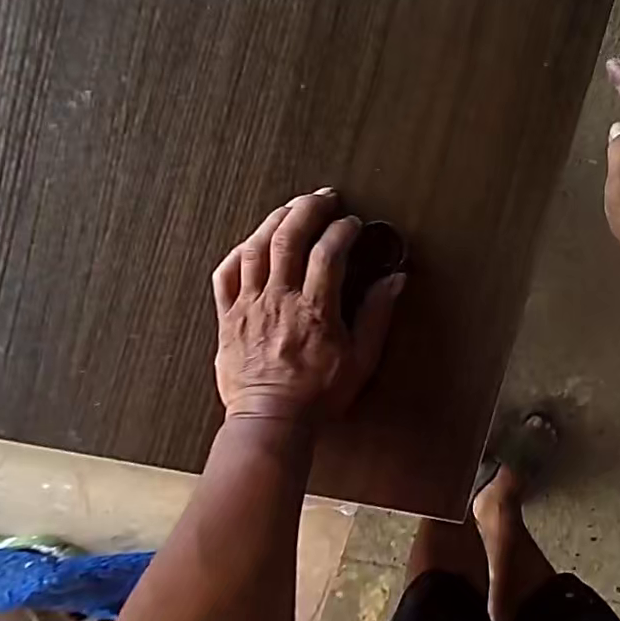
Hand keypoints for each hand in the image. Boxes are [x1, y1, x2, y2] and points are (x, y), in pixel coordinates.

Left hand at [210, 189, 406, 424]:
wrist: (269, 422)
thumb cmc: (316, 396)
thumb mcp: (361, 360)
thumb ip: (377, 315)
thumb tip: (395, 280)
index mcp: (314, 310)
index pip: (329, 252)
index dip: (342, 230)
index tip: (352, 224)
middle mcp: (279, 300)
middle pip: (289, 237)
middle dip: (308, 209)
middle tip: (323, 198)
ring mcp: (249, 305)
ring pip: (256, 248)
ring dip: (274, 220)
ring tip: (290, 208)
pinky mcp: (227, 316)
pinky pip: (225, 274)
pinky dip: (238, 252)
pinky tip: (251, 243)